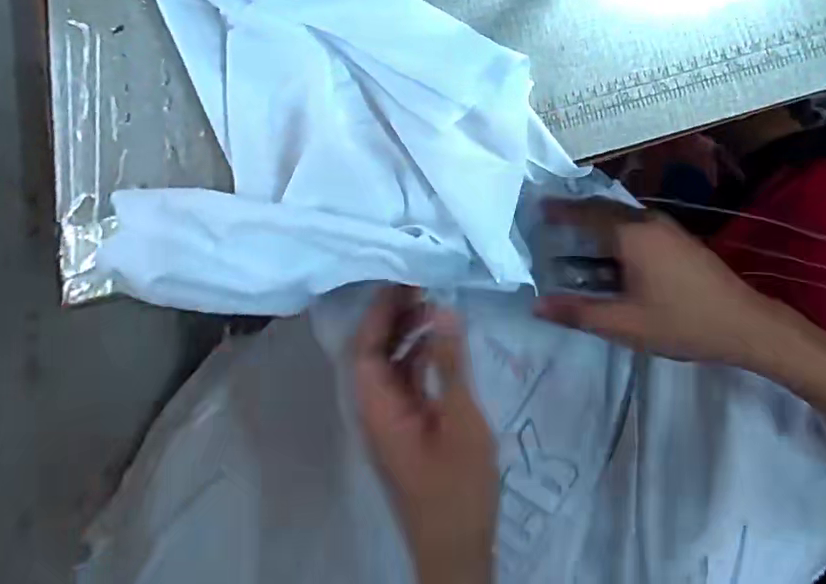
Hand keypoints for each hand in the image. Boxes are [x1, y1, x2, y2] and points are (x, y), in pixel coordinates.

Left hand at [351, 286, 498, 583]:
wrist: (457, 547)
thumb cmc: (457, 486)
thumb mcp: (460, 420)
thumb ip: (450, 364)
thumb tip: (442, 310)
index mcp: (379, 410)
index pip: (365, 350)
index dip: (378, 313)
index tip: (403, 278)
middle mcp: (377, 411)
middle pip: (373, 354)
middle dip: (392, 316)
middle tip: (422, 282)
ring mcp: (393, 420)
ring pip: (390, 365)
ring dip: (407, 333)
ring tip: (434, 302)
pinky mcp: (410, 427)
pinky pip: (407, 379)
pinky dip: (420, 354)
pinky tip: (442, 340)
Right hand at [533, 199, 795, 367]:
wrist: (742, 322)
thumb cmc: (681, 322)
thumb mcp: (625, 324)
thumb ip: (579, 312)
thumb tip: (536, 304)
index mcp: (633, 234)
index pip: (588, 213)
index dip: (562, 210)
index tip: (539, 206)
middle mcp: (649, 220)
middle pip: (605, 208)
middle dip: (577, 211)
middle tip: (550, 218)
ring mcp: (667, 226)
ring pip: (623, 215)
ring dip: (598, 220)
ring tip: (575, 234)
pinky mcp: (679, 237)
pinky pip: (638, 223)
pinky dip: (616, 228)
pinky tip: (610, 251)